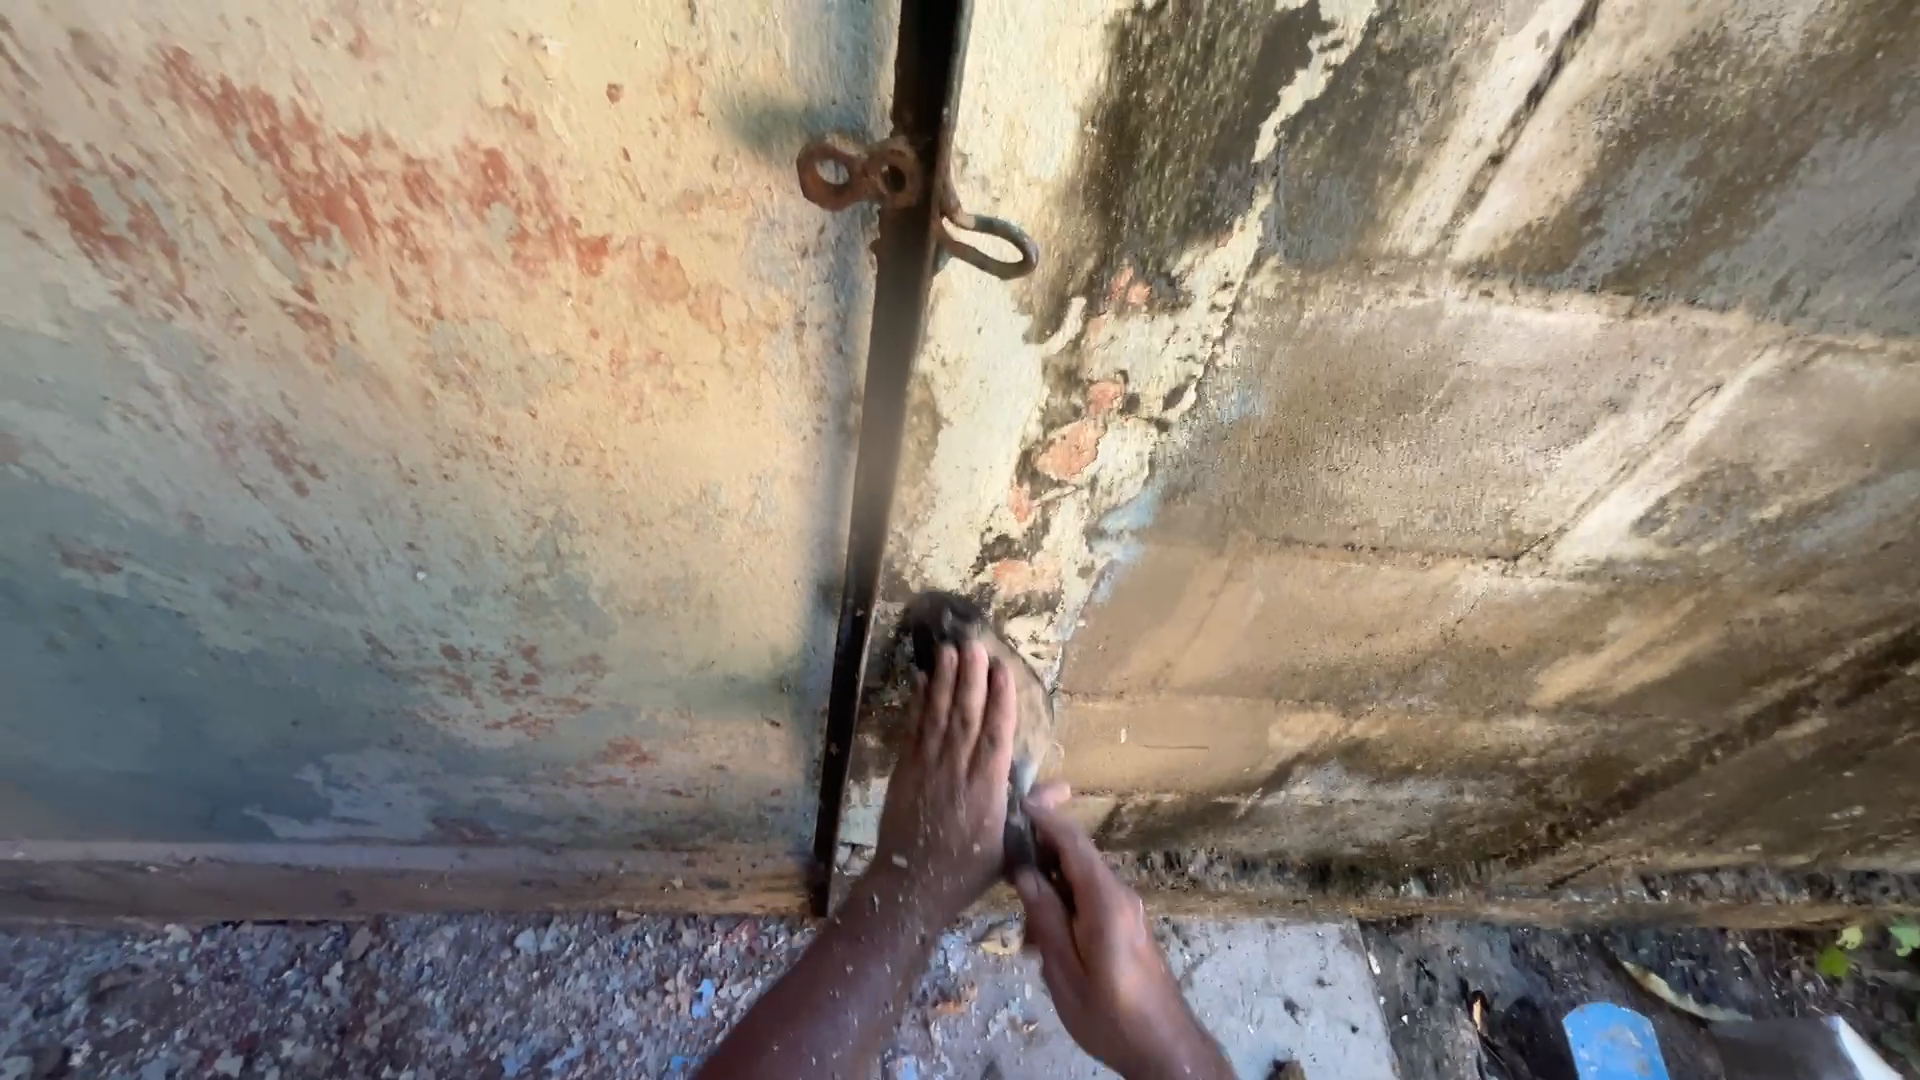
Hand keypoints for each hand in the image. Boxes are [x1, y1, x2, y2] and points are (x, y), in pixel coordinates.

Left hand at [871, 642, 1015, 925]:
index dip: (1000, 700)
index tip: (1003, 669)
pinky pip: (913, 731)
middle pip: (966, 718)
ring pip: (938, 718)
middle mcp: (956, 773)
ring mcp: (927, 769)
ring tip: (949, 650)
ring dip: (944, 682)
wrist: (911, 886)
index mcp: (986, 791)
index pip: (996, 736)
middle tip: (974, 645)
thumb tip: (1065, 787)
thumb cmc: (968, 868)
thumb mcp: (1010, 846)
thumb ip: (1034, 811)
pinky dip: (918, 704)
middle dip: (971, 679)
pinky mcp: (904, 771)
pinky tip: (923, 681)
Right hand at [1013, 798, 1232, 1079]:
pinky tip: (1048, 946)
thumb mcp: (1065, 971)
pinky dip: (1064, 908)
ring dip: (1049, 894)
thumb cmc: (1111, 1014)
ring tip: (1029, 940)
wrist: (1165, 1050)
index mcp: (1104, 899)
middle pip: (1074, 855)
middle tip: (1008, 883)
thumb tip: (1024, 871)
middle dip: (1038, 861)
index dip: (1045, 816)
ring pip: (1077, 879)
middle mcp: (1118, 892)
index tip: (1017, 801)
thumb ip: (1045, 917)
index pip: (1072, 841)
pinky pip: (1088, 898)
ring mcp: (1125, 906)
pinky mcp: (1124, 921)